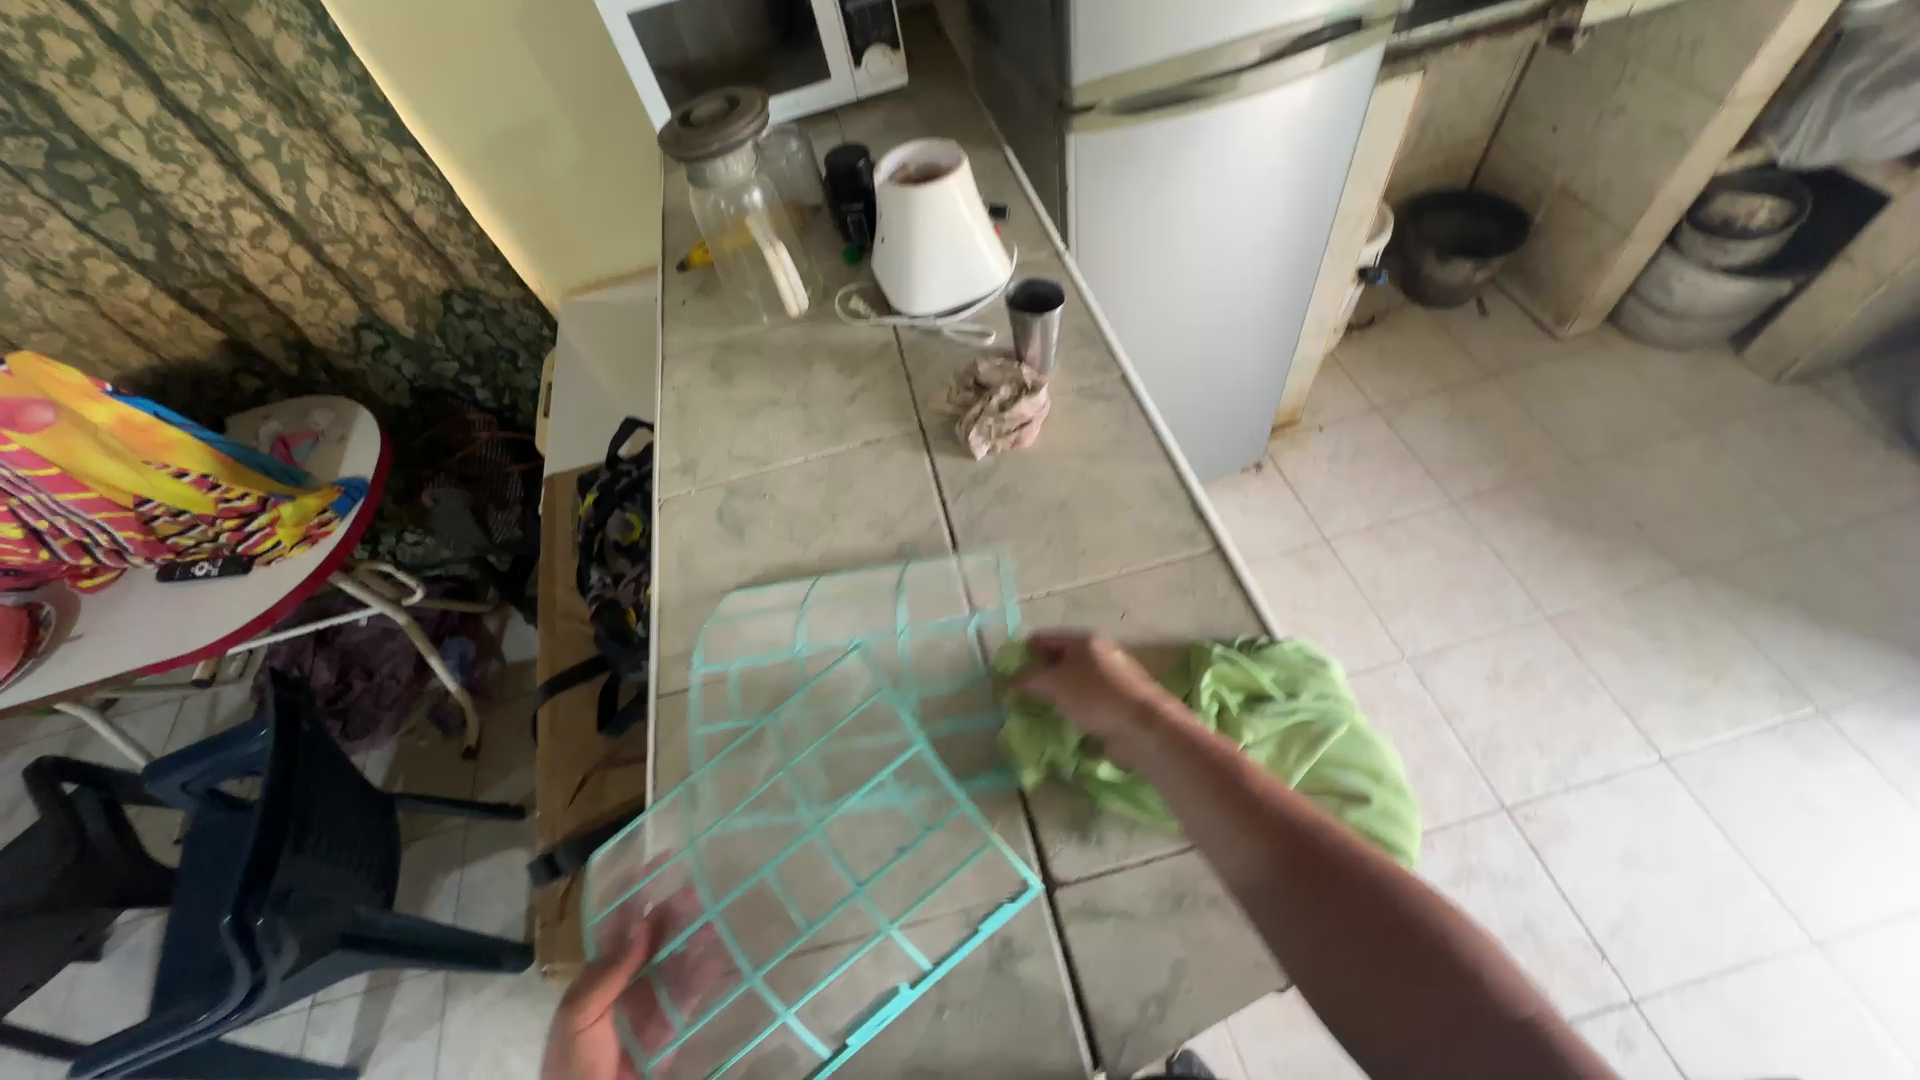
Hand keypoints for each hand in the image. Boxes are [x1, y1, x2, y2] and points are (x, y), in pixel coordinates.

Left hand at [542, 882, 722, 1079]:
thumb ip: (608, 971)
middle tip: (699, 888)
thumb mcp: (577, 1017)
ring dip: (696, 938)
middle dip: (675, 910)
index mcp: (599, 974)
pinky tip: (721, 958)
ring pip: (677, 959)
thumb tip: (639, 921)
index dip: (638, 891)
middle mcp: (627, 982)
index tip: (661, 861)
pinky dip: (706, 974)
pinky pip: (691, 994)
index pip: (621, 922)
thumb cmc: (572, 1068)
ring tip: (716, 918)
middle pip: (654, 937)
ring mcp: (651, 1003)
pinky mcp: (671, 1028)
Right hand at [1011, 630, 1183, 765]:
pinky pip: (1086, 701)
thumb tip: (1010, 680)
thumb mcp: (1053, 683)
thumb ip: (1028, 679)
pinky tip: (1062, 723)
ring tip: (1036, 711)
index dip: (1023, 652)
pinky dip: (1072, 709)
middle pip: (1060, 659)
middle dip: (1039, 675)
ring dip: (1055, 695)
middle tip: (1018, 694)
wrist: (1143, 726)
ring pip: (1073, 682)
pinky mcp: (1118, 701)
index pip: (1044, 638)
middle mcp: (1099, 654)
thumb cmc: (1094, 696)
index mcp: (1084, 640)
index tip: (1006, 673)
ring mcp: (1111, 678)